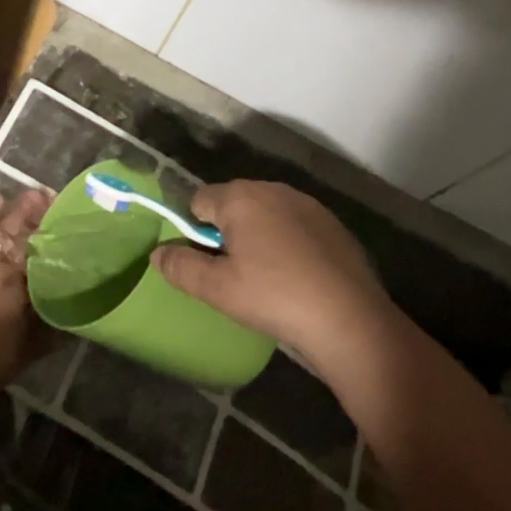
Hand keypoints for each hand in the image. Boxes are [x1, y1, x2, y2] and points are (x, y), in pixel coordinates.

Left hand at [0, 188, 54, 398]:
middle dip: (45, 221)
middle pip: (30, 240)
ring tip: (36, 193)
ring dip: (21, 210)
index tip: (76, 233)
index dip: (63, 247)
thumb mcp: (22, 356)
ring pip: (6, 229)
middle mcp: (8, 269)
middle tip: (59, 201)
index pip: (50, 264)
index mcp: (28, 293)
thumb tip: (71, 325)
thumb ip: (47, 338)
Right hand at [152, 180, 391, 357]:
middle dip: (228, 231)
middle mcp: (273, 189)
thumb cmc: (275, 298)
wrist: (352, 321)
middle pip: (233, 203)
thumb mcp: (217, 289)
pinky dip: (289, 243)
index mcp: (240, 198)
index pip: (199, 200)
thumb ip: (180, 267)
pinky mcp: (334, 224)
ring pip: (266, 213)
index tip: (208, 263)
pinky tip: (298, 277)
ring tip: (267, 277)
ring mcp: (308, 204)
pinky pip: (295, 226)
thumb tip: (158, 253)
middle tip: (235, 273)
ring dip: (259, 235)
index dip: (195, 231)